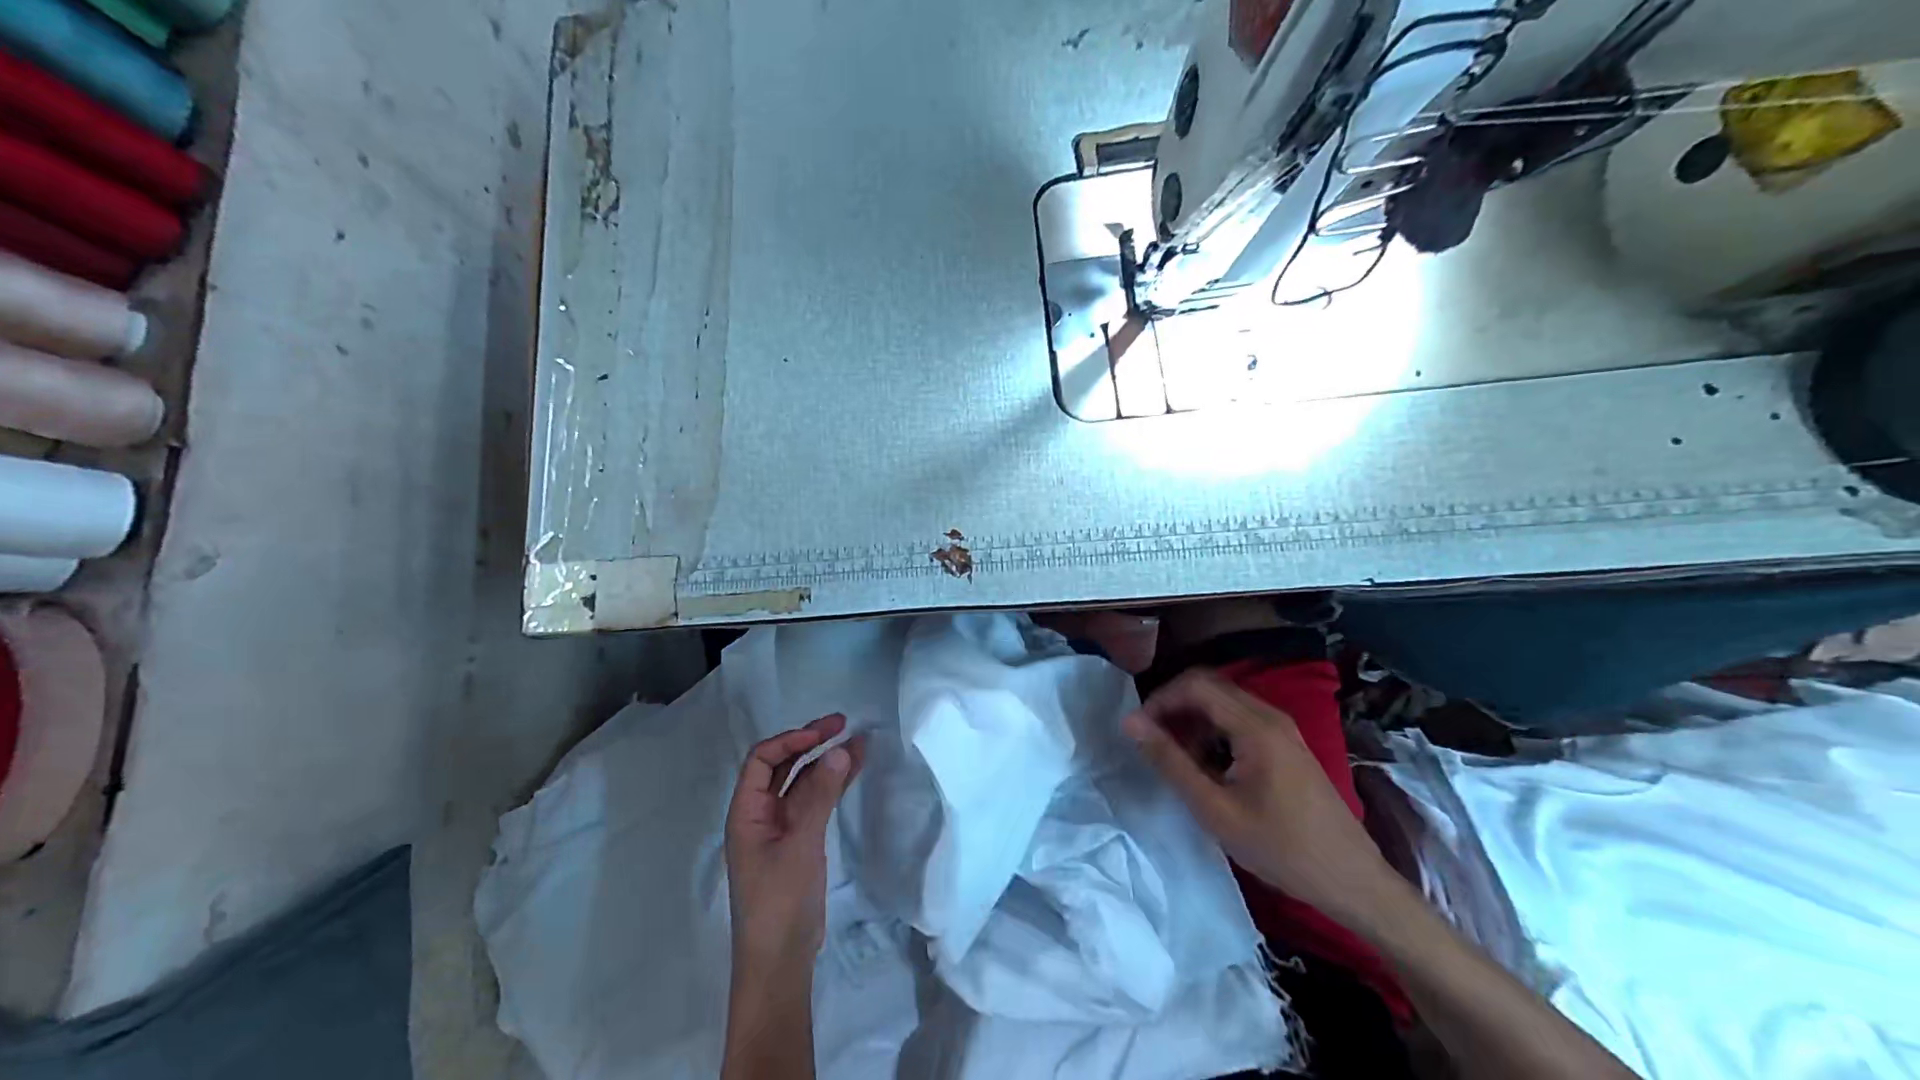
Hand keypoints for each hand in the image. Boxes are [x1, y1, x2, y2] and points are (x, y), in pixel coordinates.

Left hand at [724, 714, 864, 969]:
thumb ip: (819, 797)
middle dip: (811, 743)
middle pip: (783, 767)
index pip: (762, 760)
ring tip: (860, 743)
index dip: (791, 740)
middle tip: (844, 724)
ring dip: (827, 763)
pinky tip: (854, 771)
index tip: (825, 733)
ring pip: (803, 784)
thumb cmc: (779, 901)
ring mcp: (781, 829)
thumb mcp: (799, 845)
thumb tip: (840, 750)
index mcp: (746, 813)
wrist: (781, 961)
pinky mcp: (800, 843)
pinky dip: (833, 785)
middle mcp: (760, 815)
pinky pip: (815, 803)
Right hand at [1123, 671, 1392, 924]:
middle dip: (1175, 708)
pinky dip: (1215, 732)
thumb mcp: (1214, 809)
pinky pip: (1241, 721)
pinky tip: (1208, 767)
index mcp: (1256, 726)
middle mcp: (1272, 716)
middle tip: (1153, 743)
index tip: (1139, 730)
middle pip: (1210, 688)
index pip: (1195, 685)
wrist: (1352, 881)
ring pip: (1225, 704)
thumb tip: (1131, 722)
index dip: (1160, 699)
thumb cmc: (1280, 848)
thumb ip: (1170, 761)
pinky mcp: (1289, 746)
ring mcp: (1284, 730)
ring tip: (1177, 759)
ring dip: (1194, 721)